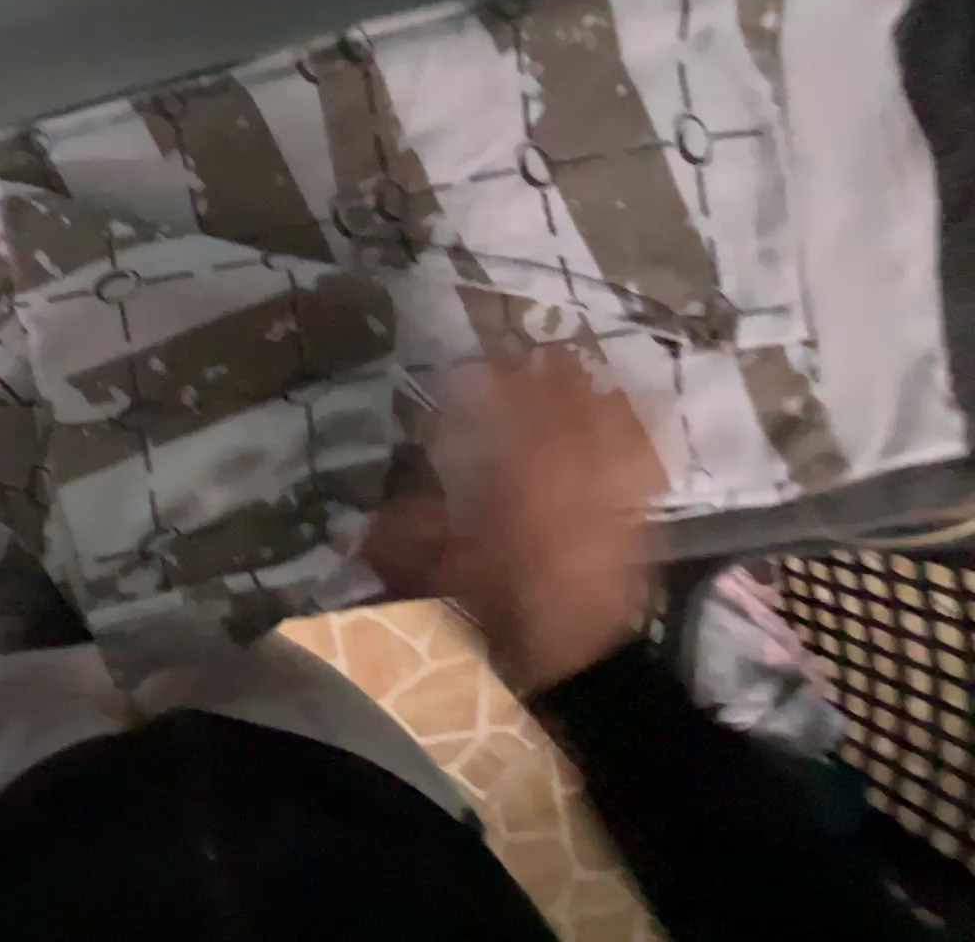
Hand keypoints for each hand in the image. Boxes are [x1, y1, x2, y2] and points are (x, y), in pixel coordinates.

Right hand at [390, 351, 663, 693]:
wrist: (585, 657)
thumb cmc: (509, 613)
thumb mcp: (449, 576)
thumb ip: (410, 539)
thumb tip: (359, 525)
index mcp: (516, 503)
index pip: (500, 433)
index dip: (487, 394)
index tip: (469, 364)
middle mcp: (567, 490)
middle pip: (558, 419)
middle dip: (542, 377)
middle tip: (525, 344)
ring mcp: (609, 496)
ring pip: (604, 428)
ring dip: (587, 387)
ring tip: (572, 355)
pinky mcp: (636, 509)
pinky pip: (643, 454)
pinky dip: (634, 421)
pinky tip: (627, 399)